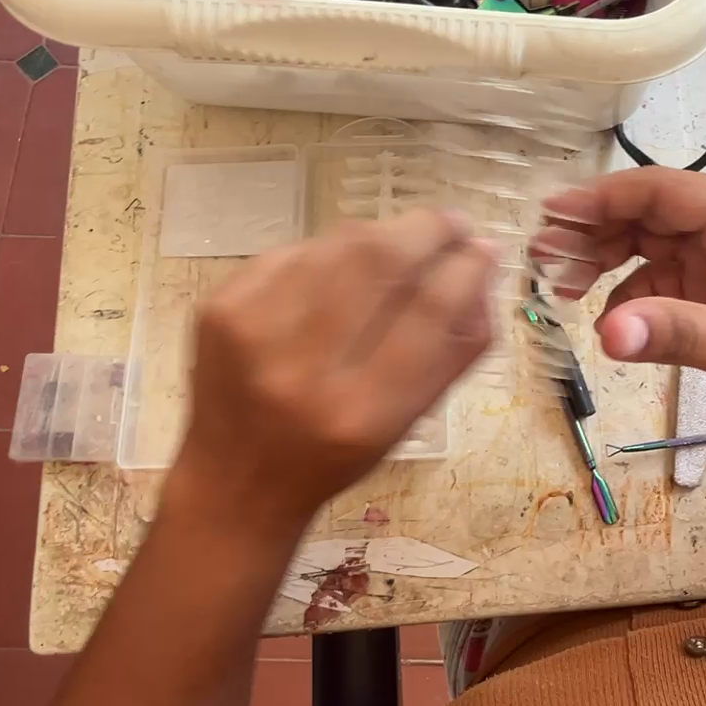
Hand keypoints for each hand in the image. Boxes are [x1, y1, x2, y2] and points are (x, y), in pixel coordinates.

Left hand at [172, 209, 498, 534]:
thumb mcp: (409, 422)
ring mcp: (252, 331)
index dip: (465, 269)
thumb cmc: (338, 458)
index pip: (429, 312)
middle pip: (379, 261)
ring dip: (384, 231)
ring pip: (338, 244)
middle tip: (453, 224)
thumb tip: (482, 266)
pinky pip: (297, 251)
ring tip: (407, 240)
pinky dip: (334, 249)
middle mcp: (303, 370)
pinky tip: (347, 266)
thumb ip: (456, 350)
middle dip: (428, 229)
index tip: (485, 249)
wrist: (236, 481)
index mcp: (362, 413)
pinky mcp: (221, 305)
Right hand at [537, 168, 705, 426]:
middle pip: (650, 214)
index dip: (604, 197)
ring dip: (607, 261)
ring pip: (652, 245)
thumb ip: (677, 334)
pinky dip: (633, 296)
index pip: (663, 191)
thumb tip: (603, 335)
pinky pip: (666, 280)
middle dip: (595, 231)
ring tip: (561, 286)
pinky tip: (609, 320)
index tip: (553, 214)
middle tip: (542, 256)